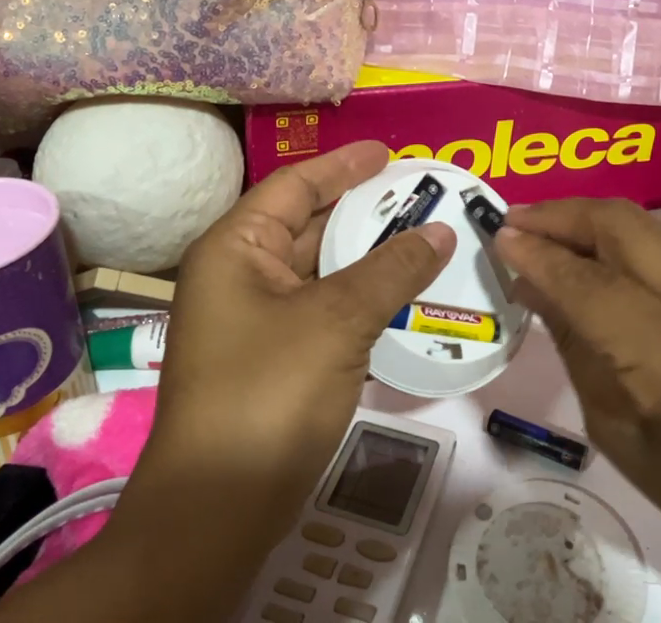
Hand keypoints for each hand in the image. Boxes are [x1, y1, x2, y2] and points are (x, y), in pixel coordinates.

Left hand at [21, 141, 454, 622]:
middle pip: (308, 224)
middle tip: (421, 195)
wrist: (218, 507)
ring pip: (320, 271)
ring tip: (425, 238)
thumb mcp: (336, 320)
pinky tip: (406, 295)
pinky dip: (363, 297)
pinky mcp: (276, 360)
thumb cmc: (267, 393)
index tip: (390, 153)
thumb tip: (442, 230)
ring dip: (369, 256)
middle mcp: (240, 276)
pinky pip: (326, 310)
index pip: (294, 186)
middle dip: (363, 210)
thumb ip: (392, 269)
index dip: (343, 165)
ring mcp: (257, 321)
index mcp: (236, 249)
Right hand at [496, 199, 660, 621]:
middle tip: (515, 223)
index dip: (535, 253)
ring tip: (546, 235)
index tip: (497, 239)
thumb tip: (535, 284)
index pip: (585, 280)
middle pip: (617, 223)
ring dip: (589, 220)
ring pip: (643, 222)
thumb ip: (576, 347)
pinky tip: (596, 259)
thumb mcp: (617, 432)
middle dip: (559, 214)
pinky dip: (622, 239)